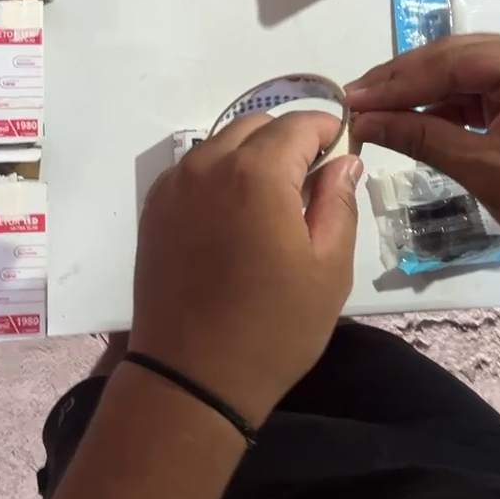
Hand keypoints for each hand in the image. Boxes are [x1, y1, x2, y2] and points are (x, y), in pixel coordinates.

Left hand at [129, 112, 361, 427]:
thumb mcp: (328, 268)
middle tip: (310, 179)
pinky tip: (233, 214)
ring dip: (252, 154)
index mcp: (256, 173)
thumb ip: (339, 201)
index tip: (342, 148)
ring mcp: (175, 182)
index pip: (297, 123)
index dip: (325, 129)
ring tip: (272, 200)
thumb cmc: (273, 327)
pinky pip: (194, 167)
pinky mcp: (155, 204)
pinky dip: (220, 172)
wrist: (190, 374)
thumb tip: (344, 160)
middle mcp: (208, 163)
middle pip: (256, 126)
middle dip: (288, 139)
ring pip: (221, 142)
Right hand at [346, 35, 499, 267]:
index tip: (350, 97)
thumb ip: (421, 137)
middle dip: (403, 83)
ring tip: (372, 108)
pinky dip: (443, 107)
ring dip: (418, 94)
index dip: (396, 82)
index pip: (452, 62)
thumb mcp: (484, 168)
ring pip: (461, 74)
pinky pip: (477, 92)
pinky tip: (409, 117)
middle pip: (454, 60)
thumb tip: (362, 121)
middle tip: (353, 99)